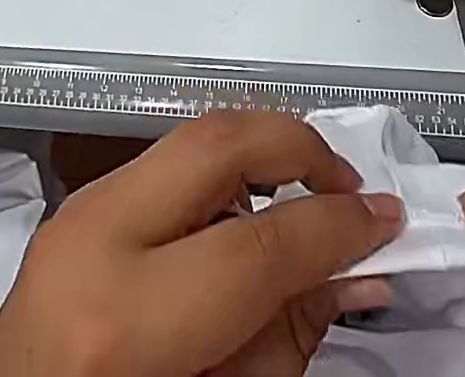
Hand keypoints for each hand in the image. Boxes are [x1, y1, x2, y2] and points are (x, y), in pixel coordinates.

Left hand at [0, 111, 404, 376]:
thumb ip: (292, 329)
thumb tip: (359, 268)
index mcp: (125, 321)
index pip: (259, 244)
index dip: (337, 226)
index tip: (383, 220)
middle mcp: (95, 242)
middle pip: (219, 143)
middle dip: (299, 146)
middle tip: (347, 183)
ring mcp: (81, 210)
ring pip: (196, 136)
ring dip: (264, 150)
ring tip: (306, 191)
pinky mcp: (84, 200)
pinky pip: (172, 159)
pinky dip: (227, 167)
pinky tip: (250, 205)